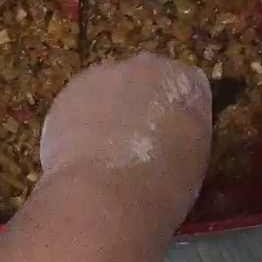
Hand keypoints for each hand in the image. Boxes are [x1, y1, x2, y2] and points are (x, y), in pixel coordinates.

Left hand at [37, 54, 211, 223]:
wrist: (106, 195)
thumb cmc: (162, 190)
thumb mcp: (192, 166)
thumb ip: (183, 141)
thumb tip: (168, 146)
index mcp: (190, 83)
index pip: (188, 90)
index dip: (175, 117)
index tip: (168, 140)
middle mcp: (149, 67)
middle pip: (144, 81)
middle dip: (139, 107)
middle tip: (132, 146)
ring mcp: (105, 74)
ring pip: (106, 90)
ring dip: (105, 114)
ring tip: (100, 155)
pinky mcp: (69, 91)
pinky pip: (77, 105)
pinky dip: (77, 125)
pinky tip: (77, 155)